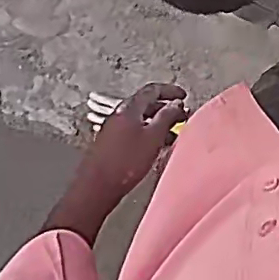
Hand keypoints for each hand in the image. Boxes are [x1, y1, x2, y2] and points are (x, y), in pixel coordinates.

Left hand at [44, 83, 187, 243]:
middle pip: (146, 104)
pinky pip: (133, 133)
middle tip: (182, 115)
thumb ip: (167, 117)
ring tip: (173, 134)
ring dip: (158, 123)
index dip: (170, 91)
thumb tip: (176, 104)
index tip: (183, 96)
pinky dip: (148, 135)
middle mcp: (119, 115)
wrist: (95, 189)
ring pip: (140, 120)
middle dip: (166, 109)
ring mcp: (112, 130)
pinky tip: (156, 147)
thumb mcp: (154, 136)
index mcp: (129, 108)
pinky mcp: (110, 146)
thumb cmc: (125, 162)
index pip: (152, 90)